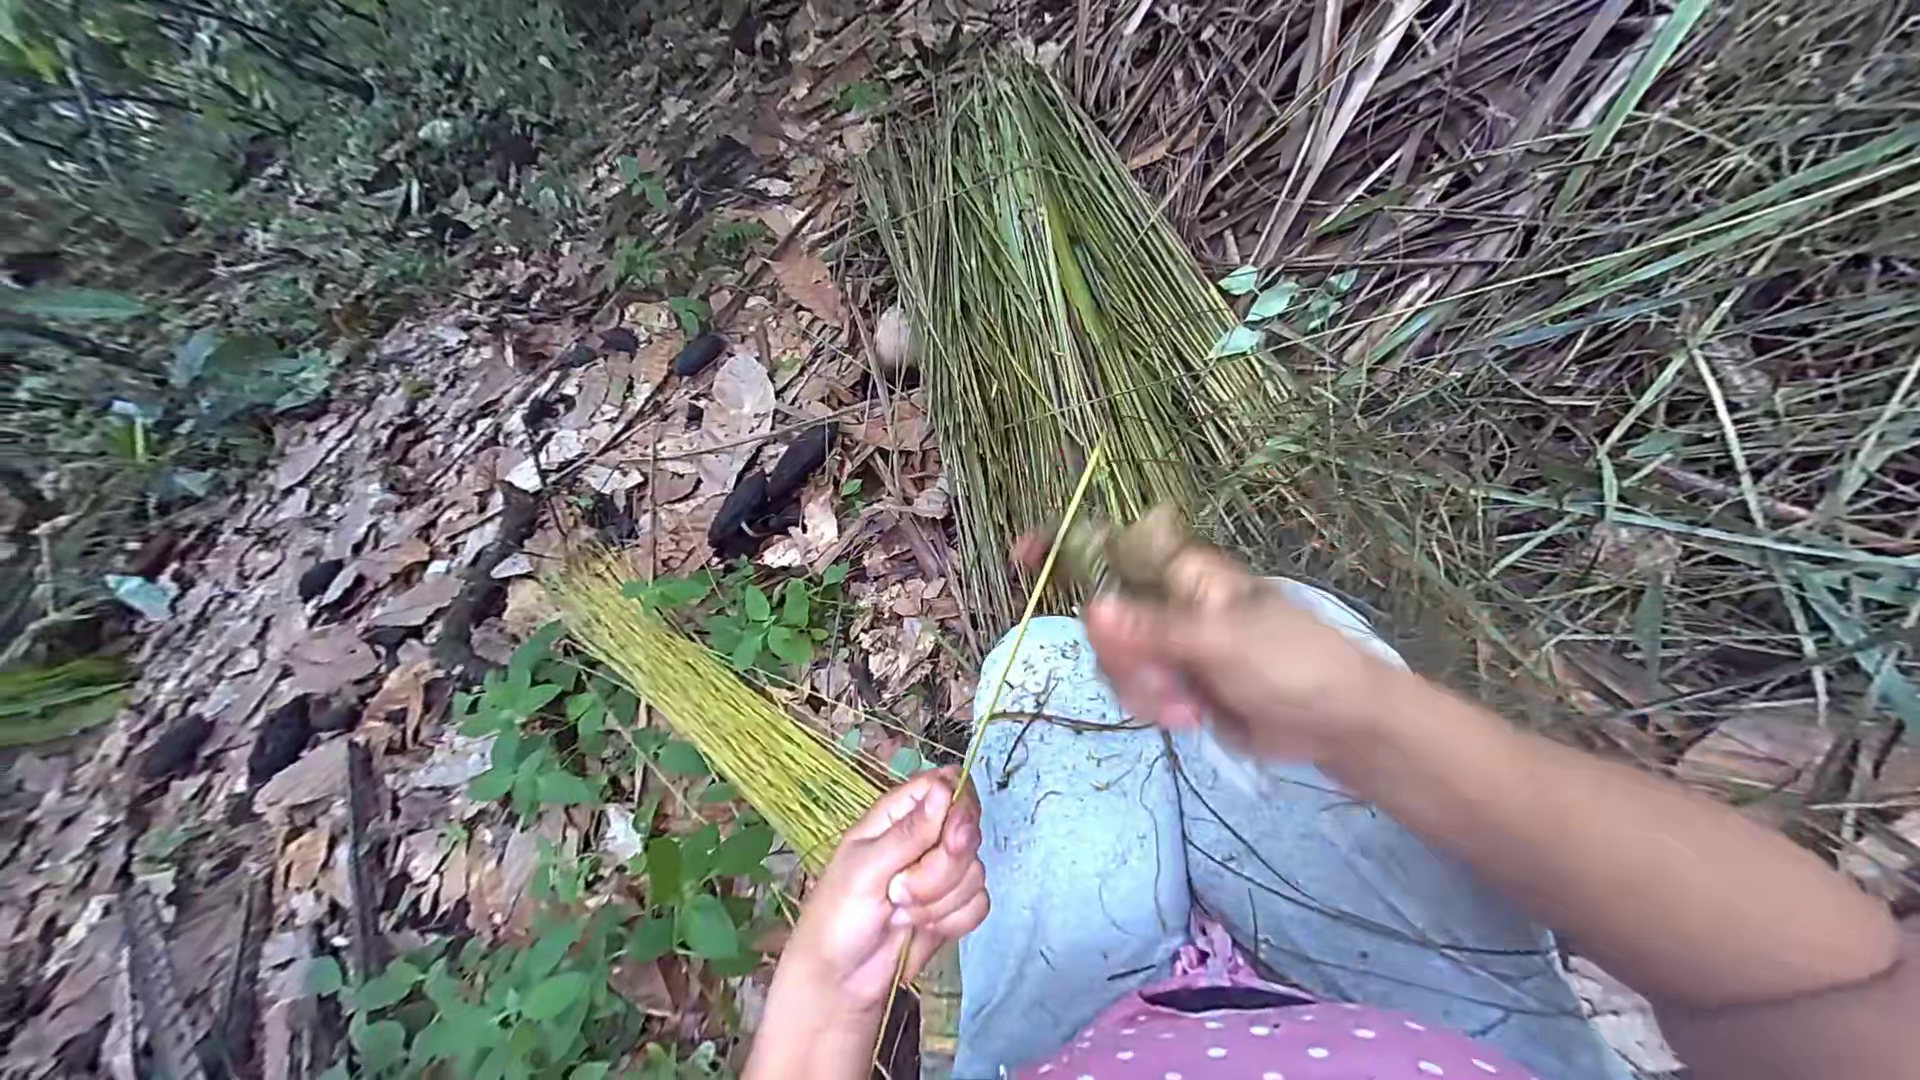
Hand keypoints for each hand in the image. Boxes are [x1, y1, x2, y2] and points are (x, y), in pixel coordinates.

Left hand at [781, 768, 986, 1013]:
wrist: (839, 981)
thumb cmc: (838, 914)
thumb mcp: (865, 868)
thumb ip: (909, 832)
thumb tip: (944, 789)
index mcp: (900, 812)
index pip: (948, 784)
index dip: (959, 807)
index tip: (950, 838)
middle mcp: (926, 834)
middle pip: (967, 829)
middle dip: (942, 868)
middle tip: (900, 890)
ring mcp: (942, 870)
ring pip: (974, 869)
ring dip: (939, 900)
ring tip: (899, 912)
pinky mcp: (954, 904)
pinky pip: (979, 902)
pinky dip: (953, 920)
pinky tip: (922, 928)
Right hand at [1061, 539, 1403, 763]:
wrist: (1336, 723)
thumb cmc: (1293, 663)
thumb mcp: (1222, 642)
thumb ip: (1153, 630)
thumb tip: (1092, 610)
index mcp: (1180, 574)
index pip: (1112, 547)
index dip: (1065, 544)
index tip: (1022, 555)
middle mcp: (1165, 602)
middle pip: (1101, 615)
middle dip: (1121, 654)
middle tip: (1159, 676)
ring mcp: (1166, 642)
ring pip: (1113, 659)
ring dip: (1141, 687)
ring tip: (1186, 705)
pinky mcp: (1171, 680)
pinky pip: (1134, 688)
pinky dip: (1152, 705)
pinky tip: (1189, 716)